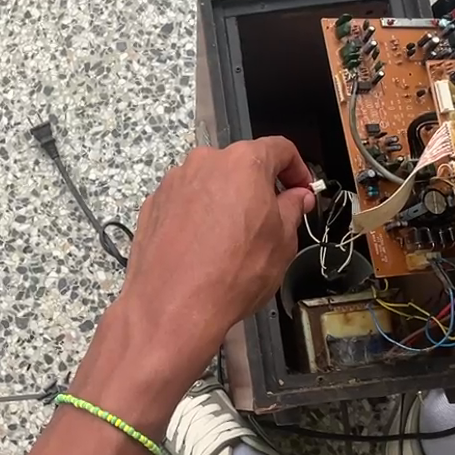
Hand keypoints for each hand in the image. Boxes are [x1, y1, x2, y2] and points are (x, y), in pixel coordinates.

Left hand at [116, 138, 316, 379]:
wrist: (172, 306)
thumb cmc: (232, 274)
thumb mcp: (282, 243)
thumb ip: (292, 210)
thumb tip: (297, 197)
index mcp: (243, 163)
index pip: (279, 149)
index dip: (297, 169)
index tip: (301, 189)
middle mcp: (204, 163)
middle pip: (240, 165)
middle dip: (258, 188)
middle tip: (271, 220)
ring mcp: (173, 183)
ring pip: (210, 184)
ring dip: (225, 203)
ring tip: (233, 242)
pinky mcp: (153, 205)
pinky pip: (184, 203)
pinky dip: (197, 217)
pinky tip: (204, 248)